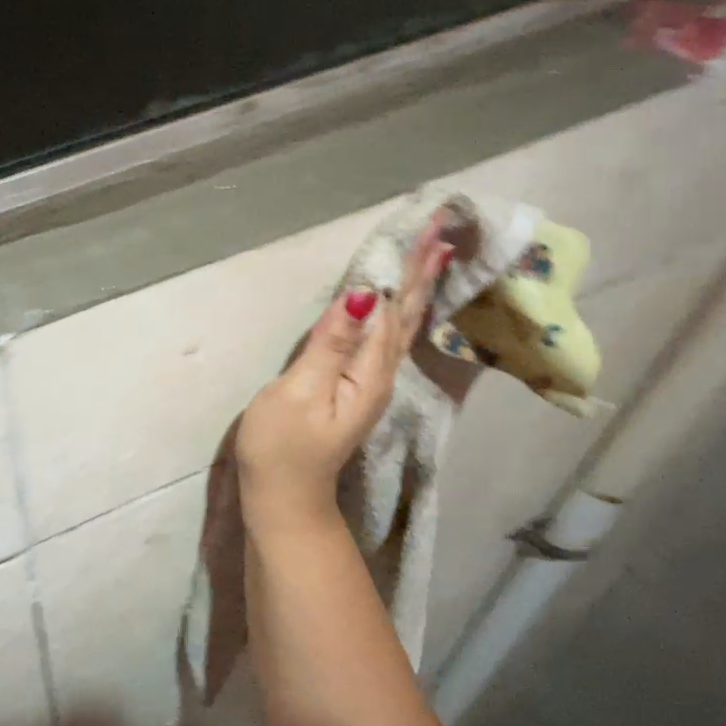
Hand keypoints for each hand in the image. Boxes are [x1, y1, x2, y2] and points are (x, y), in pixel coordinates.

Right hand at [235, 215, 448, 538]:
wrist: (283, 496)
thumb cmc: (281, 446)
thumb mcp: (299, 392)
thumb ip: (331, 344)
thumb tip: (362, 295)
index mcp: (369, 372)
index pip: (394, 308)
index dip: (412, 269)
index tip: (435, 229)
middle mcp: (380, 375)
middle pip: (406, 315)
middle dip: (424, 271)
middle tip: (444, 229)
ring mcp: (369, 385)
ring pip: (401, 327)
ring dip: (417, 289)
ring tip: (435, 257)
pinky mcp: (354, 390)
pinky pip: (386, 340)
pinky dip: (398, 313)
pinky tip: (397, 305)